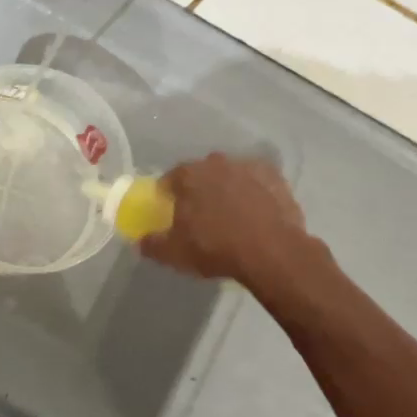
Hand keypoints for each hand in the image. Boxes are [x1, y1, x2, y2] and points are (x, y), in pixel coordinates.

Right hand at [139, 154, 311, 281]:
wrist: (271, 251)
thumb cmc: (215, 248)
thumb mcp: (173, 253)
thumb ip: (152, 244)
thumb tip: (141, 240)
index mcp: (188, 175)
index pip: (168, 180)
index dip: (167, 196)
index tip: (170, 212)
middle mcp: (216, 162)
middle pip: (201, 174)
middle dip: (198, 190)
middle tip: (201, 215)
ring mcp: (248, 166)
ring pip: (230, 175)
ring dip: (227, 189)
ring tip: (231, 216)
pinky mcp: (275, 176)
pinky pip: (257, 182)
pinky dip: (254, 192)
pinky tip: (256, 212)